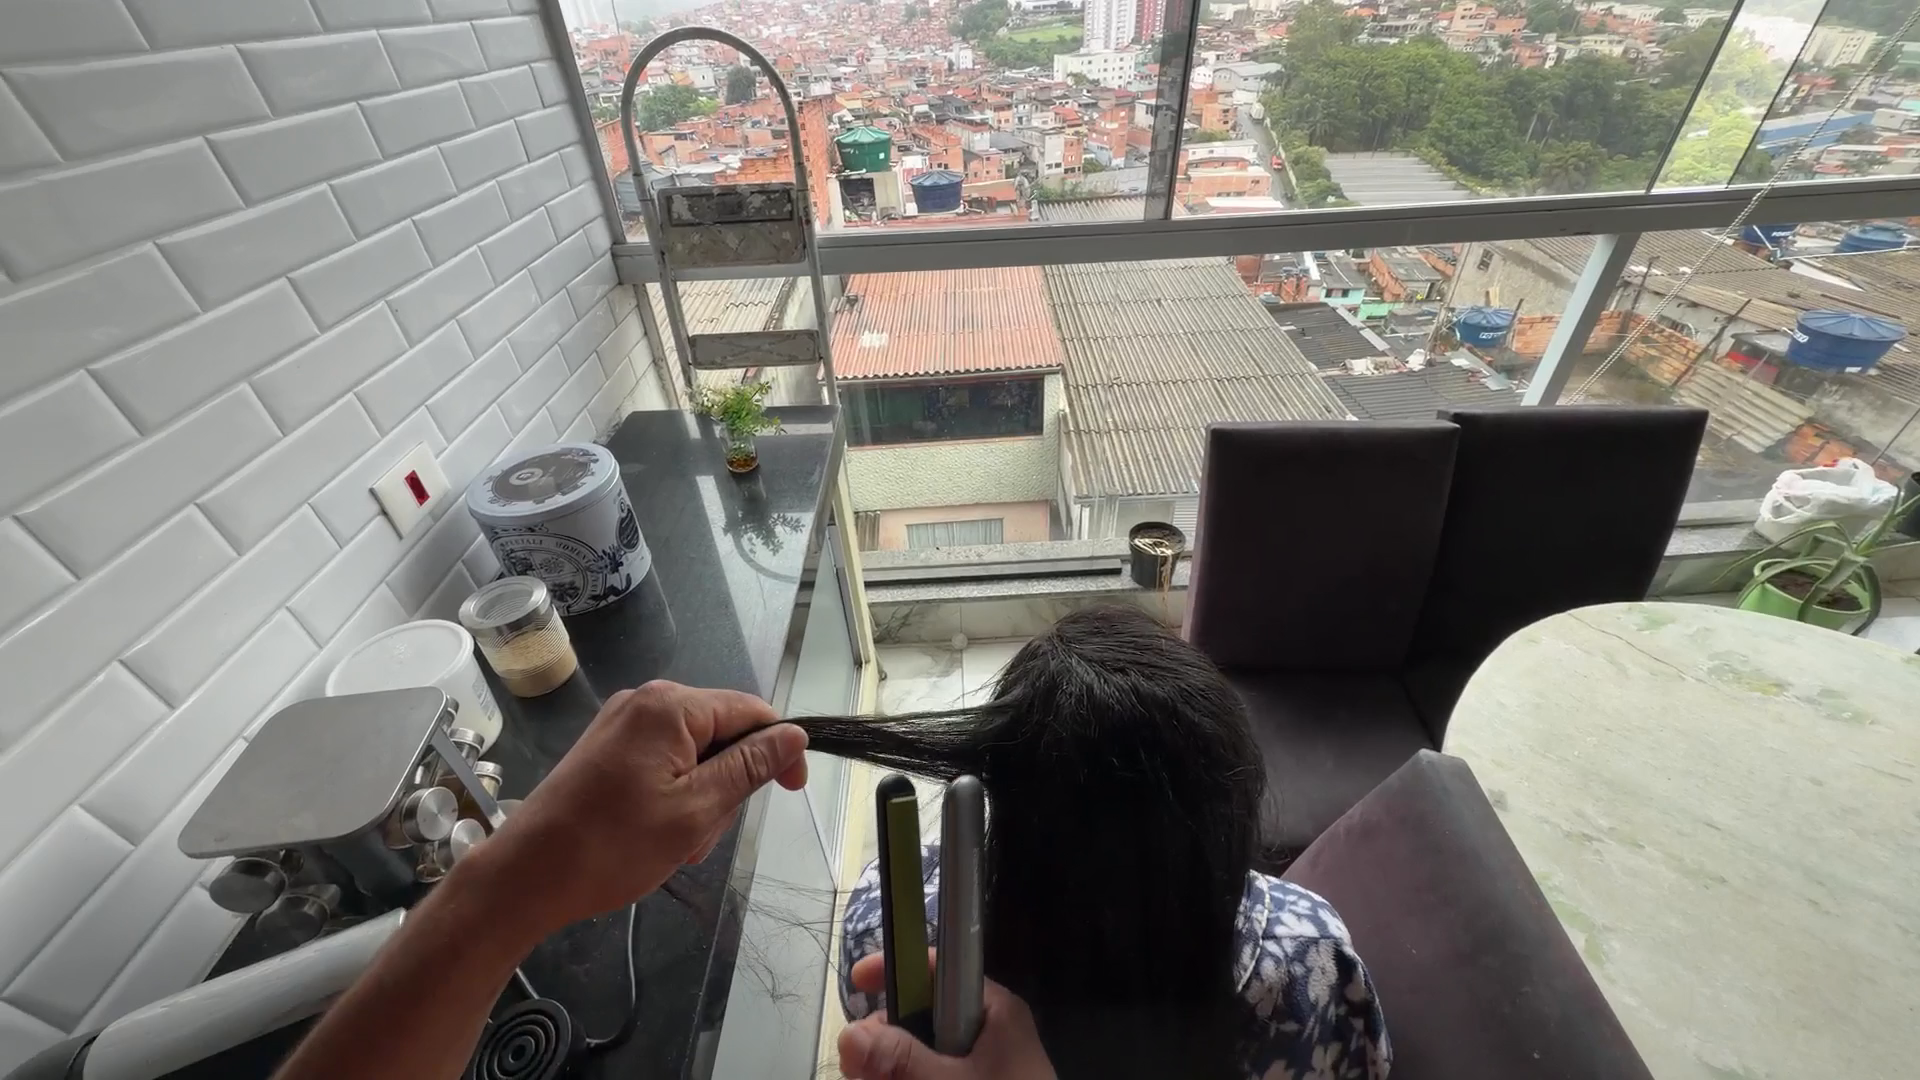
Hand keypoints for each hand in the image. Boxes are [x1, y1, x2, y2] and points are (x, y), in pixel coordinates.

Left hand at [481, 680, 807, 932]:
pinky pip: (666, 760)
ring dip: (701, 796)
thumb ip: (751, 766)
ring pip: (697, 752)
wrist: (520, 881)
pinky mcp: (609, 747)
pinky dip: (675, 794)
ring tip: (674, 840)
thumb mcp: (696, 811)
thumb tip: (795, 735)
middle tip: (702, 834)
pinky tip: (655, 830)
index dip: (779, 750)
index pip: (752, 713)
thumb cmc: (612, 847)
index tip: (791, 792)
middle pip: (723, 732)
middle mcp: (648, 701)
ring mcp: (625, 723)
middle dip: (727, 783)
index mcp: (671, 706)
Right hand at [837, 952, 1055, 1079]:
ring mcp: (984, 1065)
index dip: (901, 969)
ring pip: (925, 1052)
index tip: (859, 981)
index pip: (942, 969)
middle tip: (857, 1066)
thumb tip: (849, 1033)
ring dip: (894, 1068)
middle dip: (887, 1037)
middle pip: (925, 1014)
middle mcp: (989, 1030)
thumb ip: (902, 1060)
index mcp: (993, 1009)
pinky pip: (934, 1074)